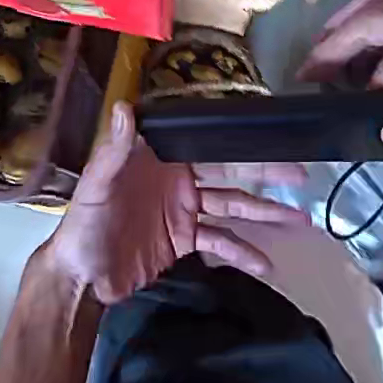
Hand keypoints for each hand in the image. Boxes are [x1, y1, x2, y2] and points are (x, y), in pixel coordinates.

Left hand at [40, 102, 309, 305]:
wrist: (81, 276)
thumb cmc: (85, 223)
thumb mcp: (98, 185)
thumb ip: (116, 149)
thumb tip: (124, 105)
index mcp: (162, 159)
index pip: (208, 146)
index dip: (239, 144)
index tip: (271, 140)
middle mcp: (179, 180)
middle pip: (230, 176)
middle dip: (266, 177)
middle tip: (301, 179)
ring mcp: (184, 211)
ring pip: (232, 208)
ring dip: (264, 215)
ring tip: (299, 222)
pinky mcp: (184, 240)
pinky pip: (219, 243)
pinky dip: (242, 252)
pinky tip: (266, 264)